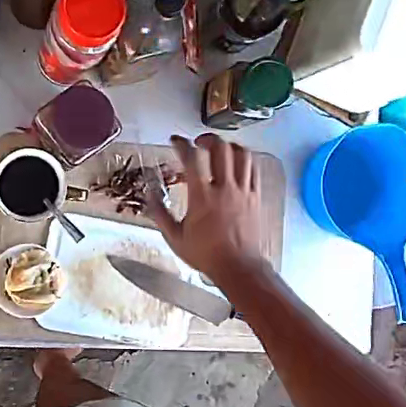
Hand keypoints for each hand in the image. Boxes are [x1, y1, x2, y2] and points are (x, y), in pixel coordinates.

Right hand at [147, 134, 270, 285]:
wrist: (238, 267)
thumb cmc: (207, 255)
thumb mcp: (175, 237)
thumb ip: (160, 213)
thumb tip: (149, 195)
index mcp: (202, 197)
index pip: (191, 158)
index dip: (181, 144)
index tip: (175, 141)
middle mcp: (224, 189)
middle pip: (220, 148)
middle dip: (207, 138)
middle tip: (198, 142)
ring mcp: (243, 192)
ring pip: (241, 154)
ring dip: (228, 145)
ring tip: (219, 148)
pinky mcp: (256, 197)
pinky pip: (254, 169)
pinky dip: (245, 160)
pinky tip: (237, 163)